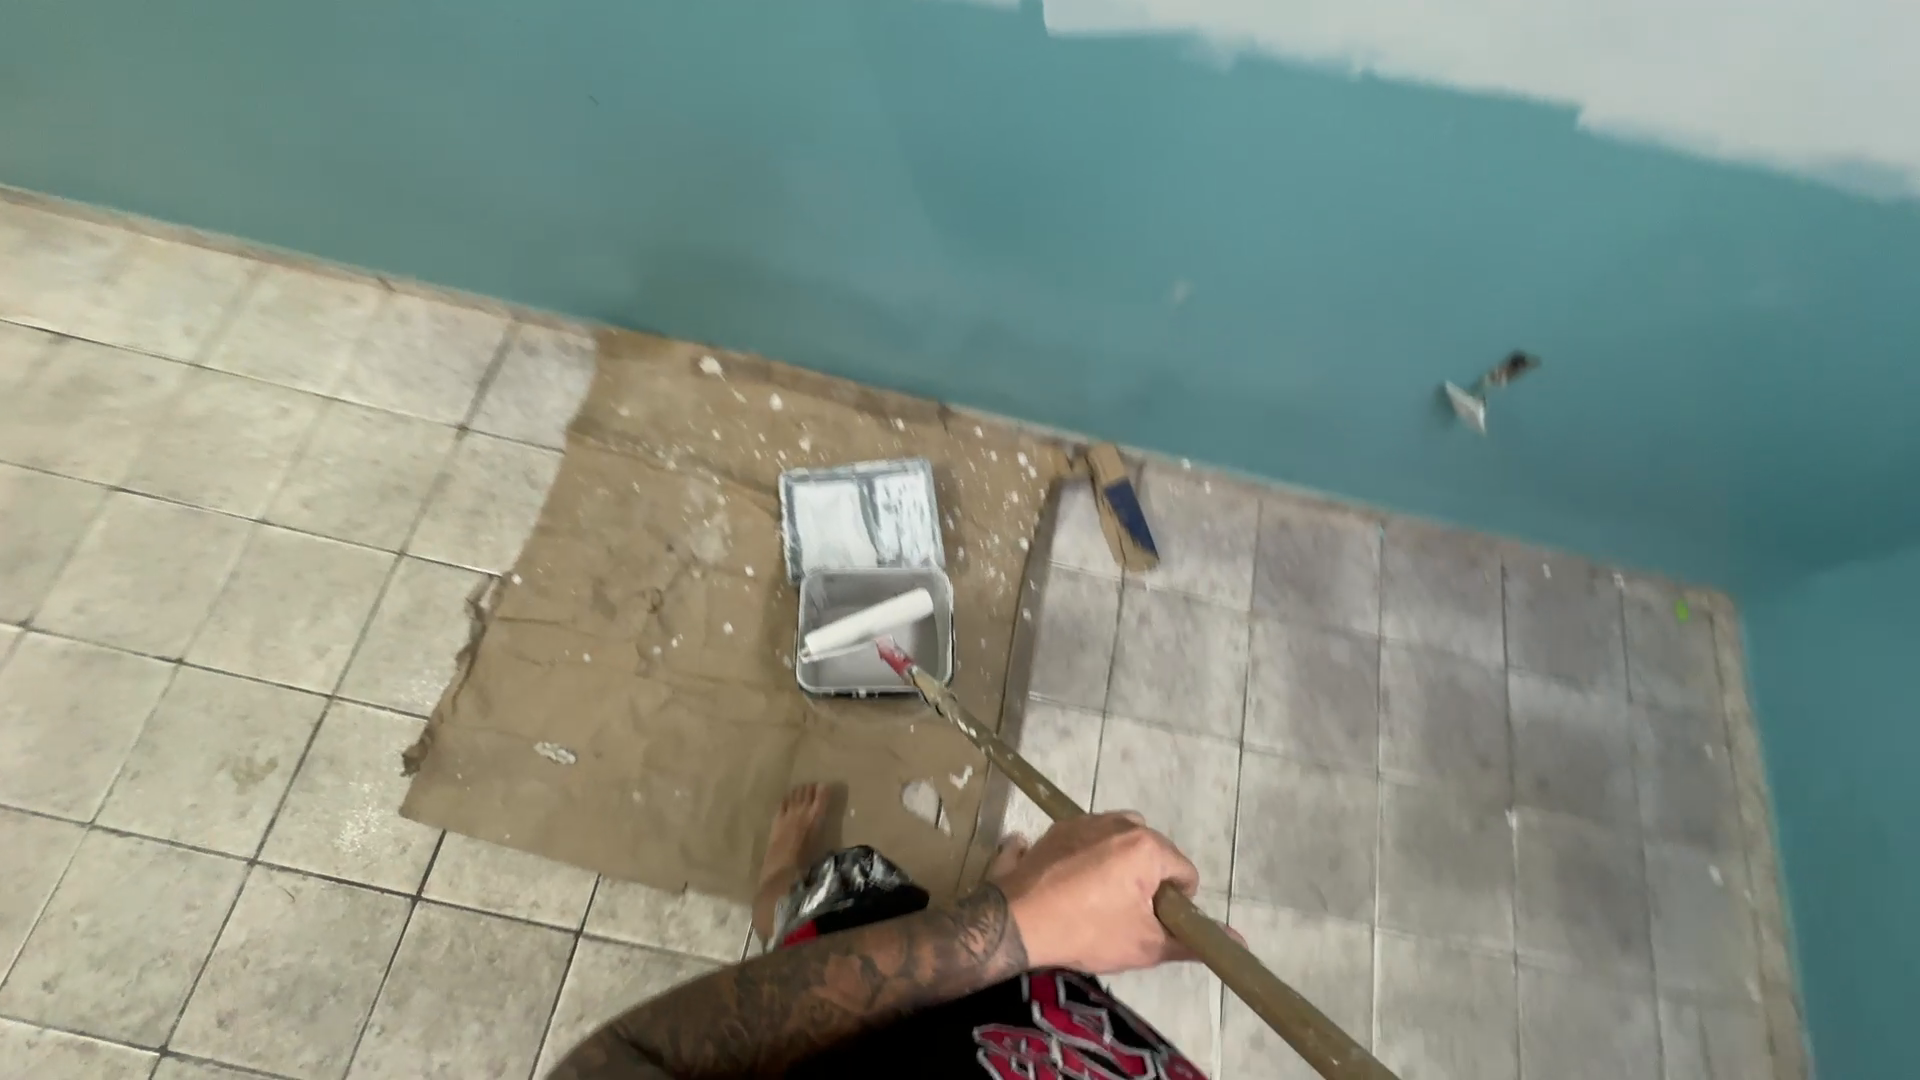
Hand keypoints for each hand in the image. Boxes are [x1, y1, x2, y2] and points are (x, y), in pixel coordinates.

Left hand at [991, 811, 1200, 974]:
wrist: (1020, 918)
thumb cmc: (1089, 930)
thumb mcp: (1147, 945)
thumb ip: (1193, 941)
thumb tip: (1240, 944)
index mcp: (1146, 846)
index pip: (1184, 872)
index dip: (1176, 903)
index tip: (1152, 922)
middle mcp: (1119, 822)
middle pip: (1152, 850)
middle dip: (1148, 879)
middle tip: (1126, 913)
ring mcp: (1085, 820)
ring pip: (1120, 838)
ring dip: (1120, 862)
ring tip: (1101, 898)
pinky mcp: (1058, 826)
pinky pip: (1089, 837)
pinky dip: (1090, 855)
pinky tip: (1074, 883)